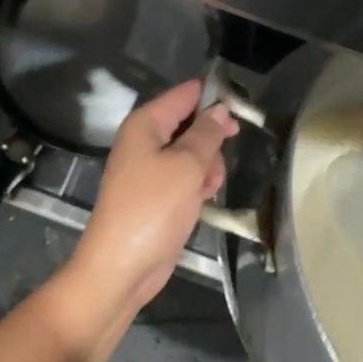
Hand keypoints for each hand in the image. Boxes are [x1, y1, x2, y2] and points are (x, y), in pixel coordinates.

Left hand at [68, 80, 237, 312]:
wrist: (121, 267)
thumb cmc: (153, 208)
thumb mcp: (186, 166)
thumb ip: (207, 134)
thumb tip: (220, 108)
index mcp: (145, 124)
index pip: (184, 94)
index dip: (213, 97)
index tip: (241, 109)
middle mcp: (144, 140)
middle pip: (189, 123)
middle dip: (210, 140)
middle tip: (220, 160)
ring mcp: (149, 169)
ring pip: (191, 153)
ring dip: (207, 166)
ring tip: (208, 187)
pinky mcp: (156, 195)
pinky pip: (184, 177)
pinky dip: (197, 184)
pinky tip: (203, 199)